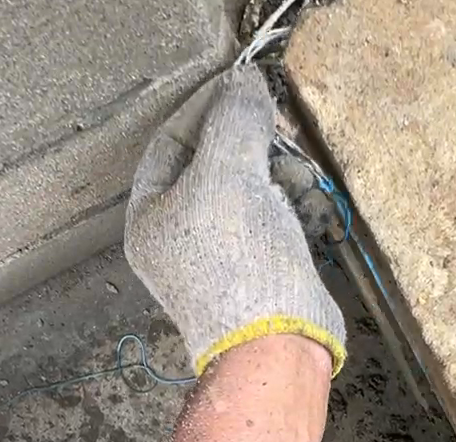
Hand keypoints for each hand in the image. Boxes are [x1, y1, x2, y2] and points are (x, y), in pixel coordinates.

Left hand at [125, 65, 346, 377]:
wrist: (275, 344)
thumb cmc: (237, 261)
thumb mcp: (228, 172)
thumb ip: (234, 119)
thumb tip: (245, 83)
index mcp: (148, 221)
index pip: (169, 144)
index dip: (204, 109)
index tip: (240, 88)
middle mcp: (177, 244)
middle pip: (210, 172)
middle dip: (247, 146)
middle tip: (276, 127)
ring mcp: (218, 266)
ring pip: (245, 199)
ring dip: (274, 178)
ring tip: (297, 168)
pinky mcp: (256, 282)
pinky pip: (268, 230)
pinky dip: (287, 211)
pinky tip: (306, 204)